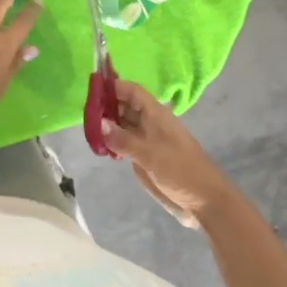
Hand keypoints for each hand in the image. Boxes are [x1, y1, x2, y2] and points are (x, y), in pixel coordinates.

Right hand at [101, 80, 237, 227]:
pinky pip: (123, 143)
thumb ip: (123, 140)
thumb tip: (99, 123)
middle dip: (105, 106)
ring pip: (122, 124)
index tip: (92, 89)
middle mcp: (149, 123)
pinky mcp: (143, 156)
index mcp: (156, 115)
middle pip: (124, 105)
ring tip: (87, 130)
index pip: (131, 91)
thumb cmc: (181, 171)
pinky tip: (99, 148)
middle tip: (83, 113)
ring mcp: (146, 140)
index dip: (113, 86)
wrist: (203, 200)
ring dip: (106, 125)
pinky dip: (111, 142)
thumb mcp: (151, 155)